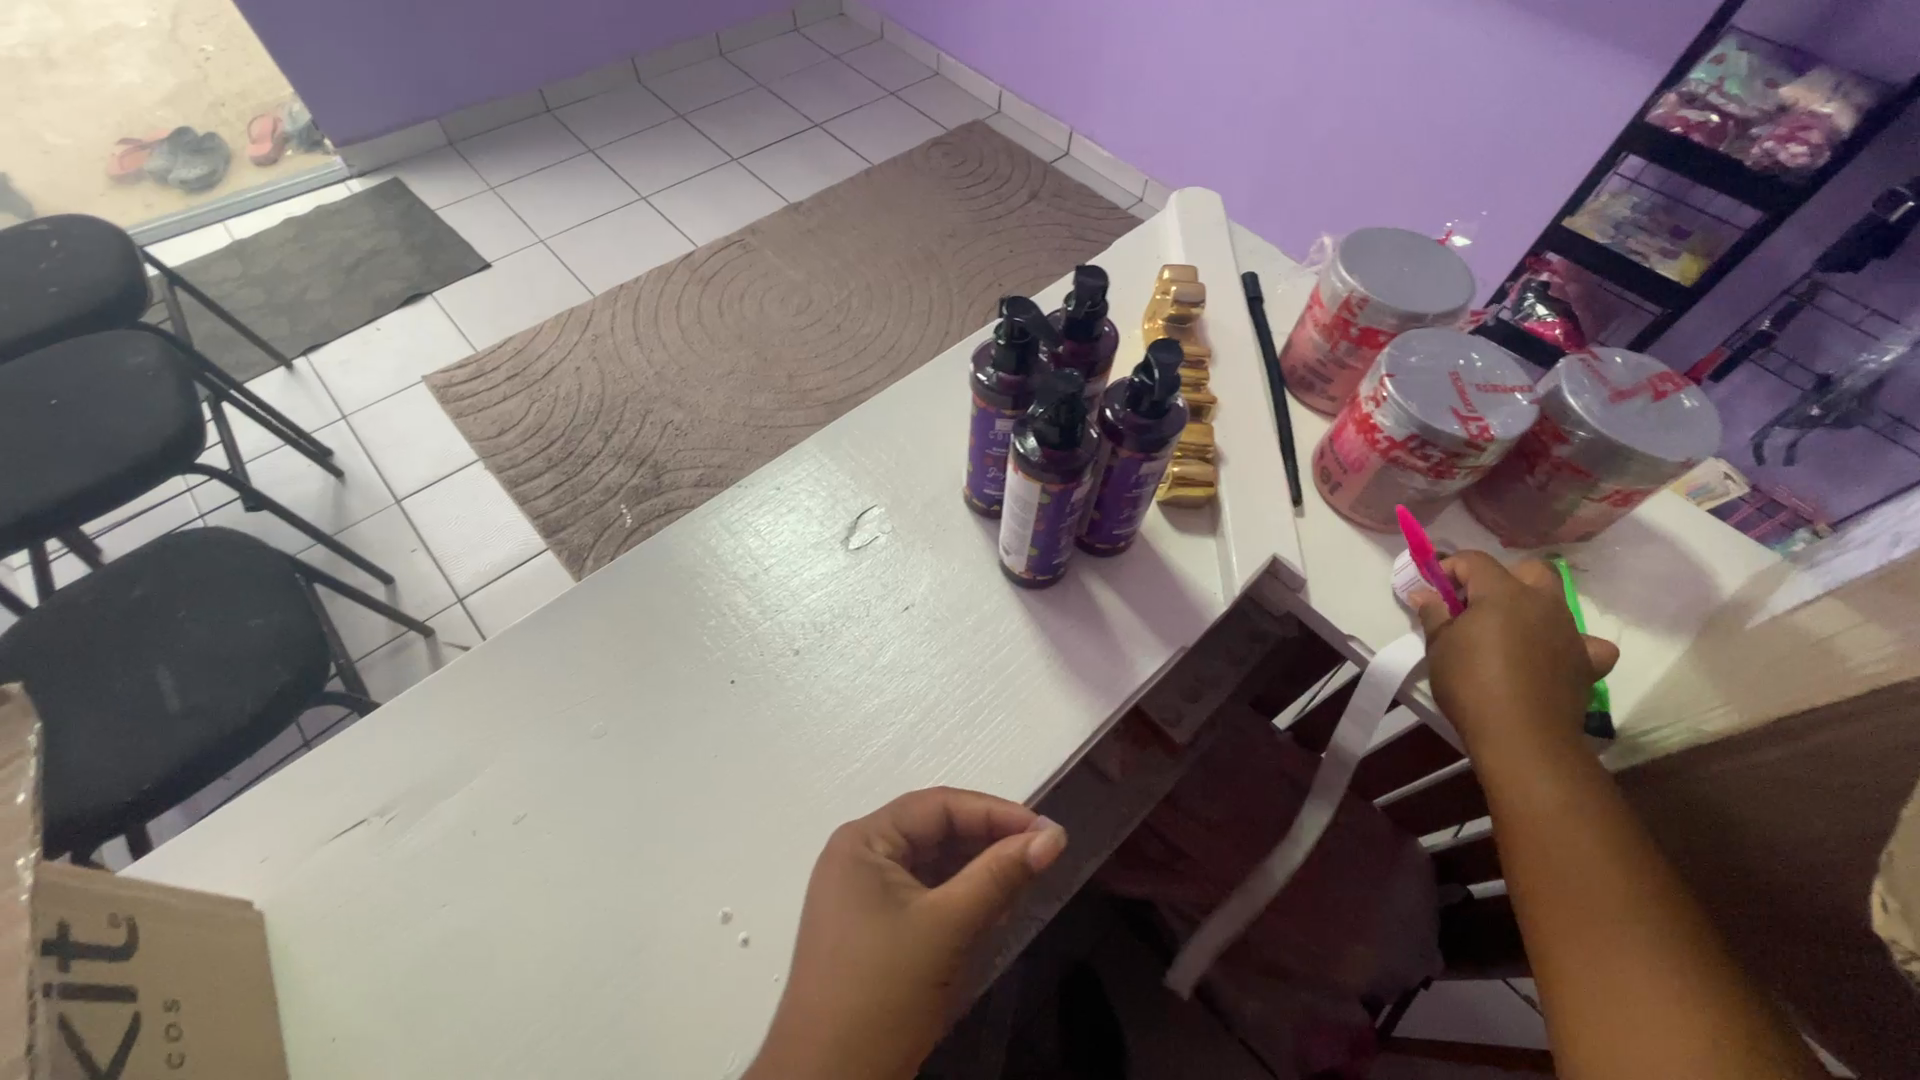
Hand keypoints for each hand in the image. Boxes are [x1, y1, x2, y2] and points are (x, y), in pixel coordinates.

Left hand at [745, 787, 1068, 1079]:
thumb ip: (1000, 875)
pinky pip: (925, 897)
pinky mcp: (875, 930)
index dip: (995, 812)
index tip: (1047, 830)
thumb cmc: (882, 993)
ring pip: (933, 866)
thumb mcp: (947, 927)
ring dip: (978, 873)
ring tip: (1024, 884)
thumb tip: (1053, 834)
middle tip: (1042, 856)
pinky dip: (960, 900)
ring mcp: (864, 896)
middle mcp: (860, 858)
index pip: (938, 806)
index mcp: (864, 842)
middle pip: (935, 832)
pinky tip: (993, 912)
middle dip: (989, 842)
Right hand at [1411, 551, 1618, 747]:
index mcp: (1503, 593)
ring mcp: (1570, 631)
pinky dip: (1571, 644)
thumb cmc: (1470, 684)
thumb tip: (1424, 593)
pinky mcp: (1587, 661)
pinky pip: (1587, 642)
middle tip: (1474, 605)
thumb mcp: (1439, 647)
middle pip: (1528, 570)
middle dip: (1501, 578)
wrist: (1521, 735)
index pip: (1475, 561)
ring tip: (1507, 632)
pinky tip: (1554, 655)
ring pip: (1555, 601)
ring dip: (1531, 607)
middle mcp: (1543, 603)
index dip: (1450, 568)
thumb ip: (1434, 614)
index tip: (1432, 588)